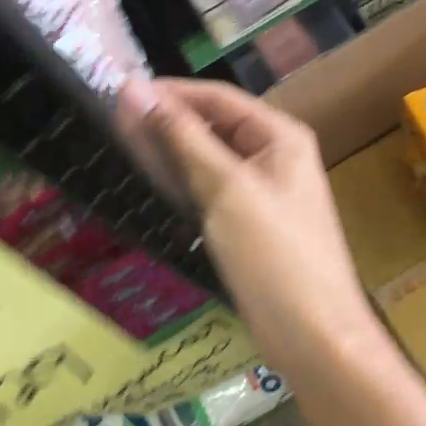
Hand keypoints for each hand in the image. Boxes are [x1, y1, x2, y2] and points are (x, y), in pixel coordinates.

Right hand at [122, 78, 382, 370]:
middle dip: (168, 121)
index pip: (218, 98)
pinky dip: (183, 185)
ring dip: (171, 152)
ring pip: (209, 160)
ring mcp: (263, 194)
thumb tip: (134, 89)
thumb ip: (182, 138)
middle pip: (214, 126)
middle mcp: (275, 157)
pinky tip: (151, 184)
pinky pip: (211, 192)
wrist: (314, 337)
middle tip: (111, 121)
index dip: (170, 92)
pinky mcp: (249, 226)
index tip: (117, 92)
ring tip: (121, 146)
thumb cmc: (274, 256)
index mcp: (281, 137)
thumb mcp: (227, 190)